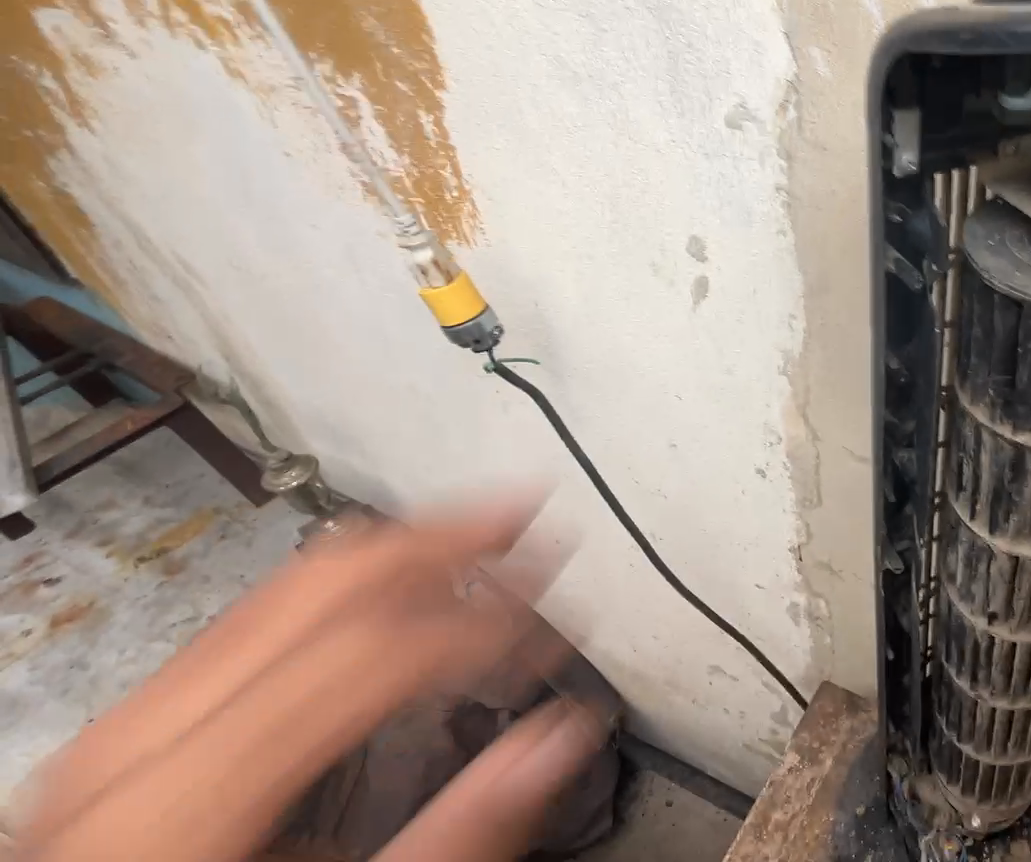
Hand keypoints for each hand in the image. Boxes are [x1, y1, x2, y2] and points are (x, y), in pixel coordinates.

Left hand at [16, 505, 608, 861]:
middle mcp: (149, 727)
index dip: (481, 626)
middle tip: (535, 524)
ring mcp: (143, 706)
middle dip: (453, 538)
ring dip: (417, 546)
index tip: (552, 635)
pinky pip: (276, 603)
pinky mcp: (154, 704)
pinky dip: (368, 576)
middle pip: (332, 579)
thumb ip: (456, 834)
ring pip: (302, 576)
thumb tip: (563, 736)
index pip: (371, 651)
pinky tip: (421, 586)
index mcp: (180, 797)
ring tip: (496, 540)